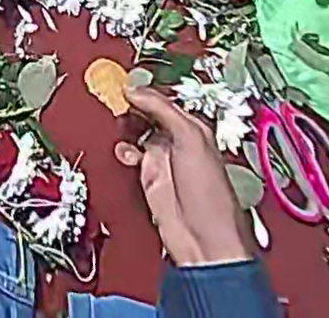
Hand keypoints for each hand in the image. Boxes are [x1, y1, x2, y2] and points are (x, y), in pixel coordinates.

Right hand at [115, 85, 253, 267]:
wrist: (205, 242)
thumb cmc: (211, 194)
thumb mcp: (189, 138)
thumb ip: (162, 110)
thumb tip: (136, 91)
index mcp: (191, 127)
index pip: (163, 100)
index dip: (144, 91)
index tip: (126, 85)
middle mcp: (176, 141)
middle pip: (148, 114)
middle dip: (132, 106)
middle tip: (117, 100)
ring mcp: (163, 160)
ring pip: (137, 132)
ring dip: (125, 125)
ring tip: (117, 122)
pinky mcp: (151, 179)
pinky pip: (132, 157)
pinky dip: (124, 150)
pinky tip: (123, 150)